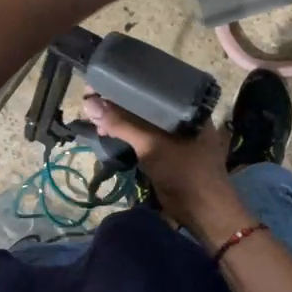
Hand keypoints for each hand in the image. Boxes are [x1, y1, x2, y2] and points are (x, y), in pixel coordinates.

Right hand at [82, 93, 236, 224]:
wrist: (202, 212)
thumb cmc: (185, 171)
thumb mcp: (151, 144)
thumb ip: (121, 124)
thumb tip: (89, 104)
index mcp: (188, 107)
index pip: (153, 86)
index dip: (126, 83)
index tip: (101, 80)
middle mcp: (181, 117)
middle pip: (144, 104)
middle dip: (118, 103)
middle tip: (91, 100)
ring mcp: (173, 137)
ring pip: (140, 122)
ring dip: (118, 121)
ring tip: (94, 118)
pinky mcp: (165, 153)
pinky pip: (141, 138)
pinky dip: (125, 135)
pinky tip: (106, 132)